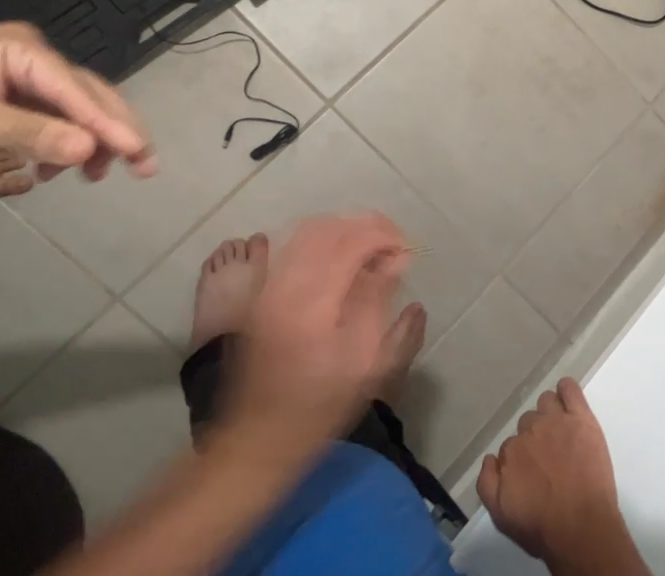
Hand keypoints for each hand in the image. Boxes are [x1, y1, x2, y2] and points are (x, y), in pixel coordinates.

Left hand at [0, 23, 154, 179]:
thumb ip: (30, 133)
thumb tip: (89, 151)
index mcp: (22, 50)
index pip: (79, 90)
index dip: (111, 125)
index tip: (140, 154)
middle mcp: (27, 62)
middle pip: (88, 98)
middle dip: (114, 133)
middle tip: (144, 168)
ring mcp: (14, 85)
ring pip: (72, 114)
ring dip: (89, 144)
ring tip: (96, 177)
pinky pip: (48, 126)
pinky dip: (59, 149)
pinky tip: (53, 173)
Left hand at [225, 213, 409, 461]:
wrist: (257, 438)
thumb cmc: (321, 406)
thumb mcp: (367, 363)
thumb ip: (381, 303)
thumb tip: (396, 261)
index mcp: (316, 297)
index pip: (354, 239)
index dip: (386, 236)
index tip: (407, 252)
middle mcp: (288, 281)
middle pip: (329, 227)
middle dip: (366, 227)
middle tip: (393, 246)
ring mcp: (268, 285)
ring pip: (306, 232)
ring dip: (342, 231)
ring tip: (370, 251)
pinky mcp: (259, 294)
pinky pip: (290, 248)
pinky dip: (319, 242)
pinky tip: (337, 262)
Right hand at [479, 379, 639, 569]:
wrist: (581, 528)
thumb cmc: (541, 525)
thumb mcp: (499, 513)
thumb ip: (486, 482)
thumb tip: (490, 458)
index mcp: (511, 451)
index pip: (511, 444)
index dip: (521, 458)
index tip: (531, 472)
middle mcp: (531, 431)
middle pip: (529, 422)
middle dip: (535, 436)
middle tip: (549, 457)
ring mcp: (558, 421)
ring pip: (546, 402)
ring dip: (550, 413)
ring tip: (560, 432)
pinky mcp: (582, 418)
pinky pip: (570, 389)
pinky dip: (566, 388)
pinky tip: (567, 396)